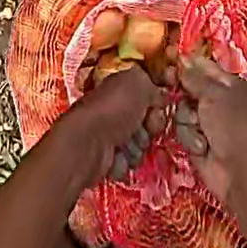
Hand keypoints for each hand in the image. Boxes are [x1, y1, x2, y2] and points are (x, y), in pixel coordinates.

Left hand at [56, 66, 161, 188]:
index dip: (156, 106)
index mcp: (119, 88)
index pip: (148, 97)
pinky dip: (123, 163)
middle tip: (142, 129)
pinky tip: (115, 158)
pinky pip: (126, 164)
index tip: (155, 110)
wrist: (87, 143)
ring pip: (139, 146)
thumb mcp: (138, 83)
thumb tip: (159, 95)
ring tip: (125, 145)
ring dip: (136, 148)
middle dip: (148, 130)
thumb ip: (152, 84)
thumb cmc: (114, 108)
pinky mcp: (104, 160)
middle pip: (146, 124)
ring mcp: (108, 135)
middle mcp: (113, 110)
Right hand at [176, 52, 246, 205]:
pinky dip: (190, 137)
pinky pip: (183, 130)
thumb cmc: (232, 126)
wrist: (240, 172)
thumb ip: (195, 77)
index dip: (186, 64)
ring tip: (199, 128)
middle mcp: (217, 100)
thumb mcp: (215, 94)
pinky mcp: (197, 140)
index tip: (169, 64)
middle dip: (182, 94)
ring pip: (181, 109)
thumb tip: (182, 59)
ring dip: (187, 119)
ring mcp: (206, 121)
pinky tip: (201, 145)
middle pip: (188, 87)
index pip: (202, 66)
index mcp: (228, 83)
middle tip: (173, 93)